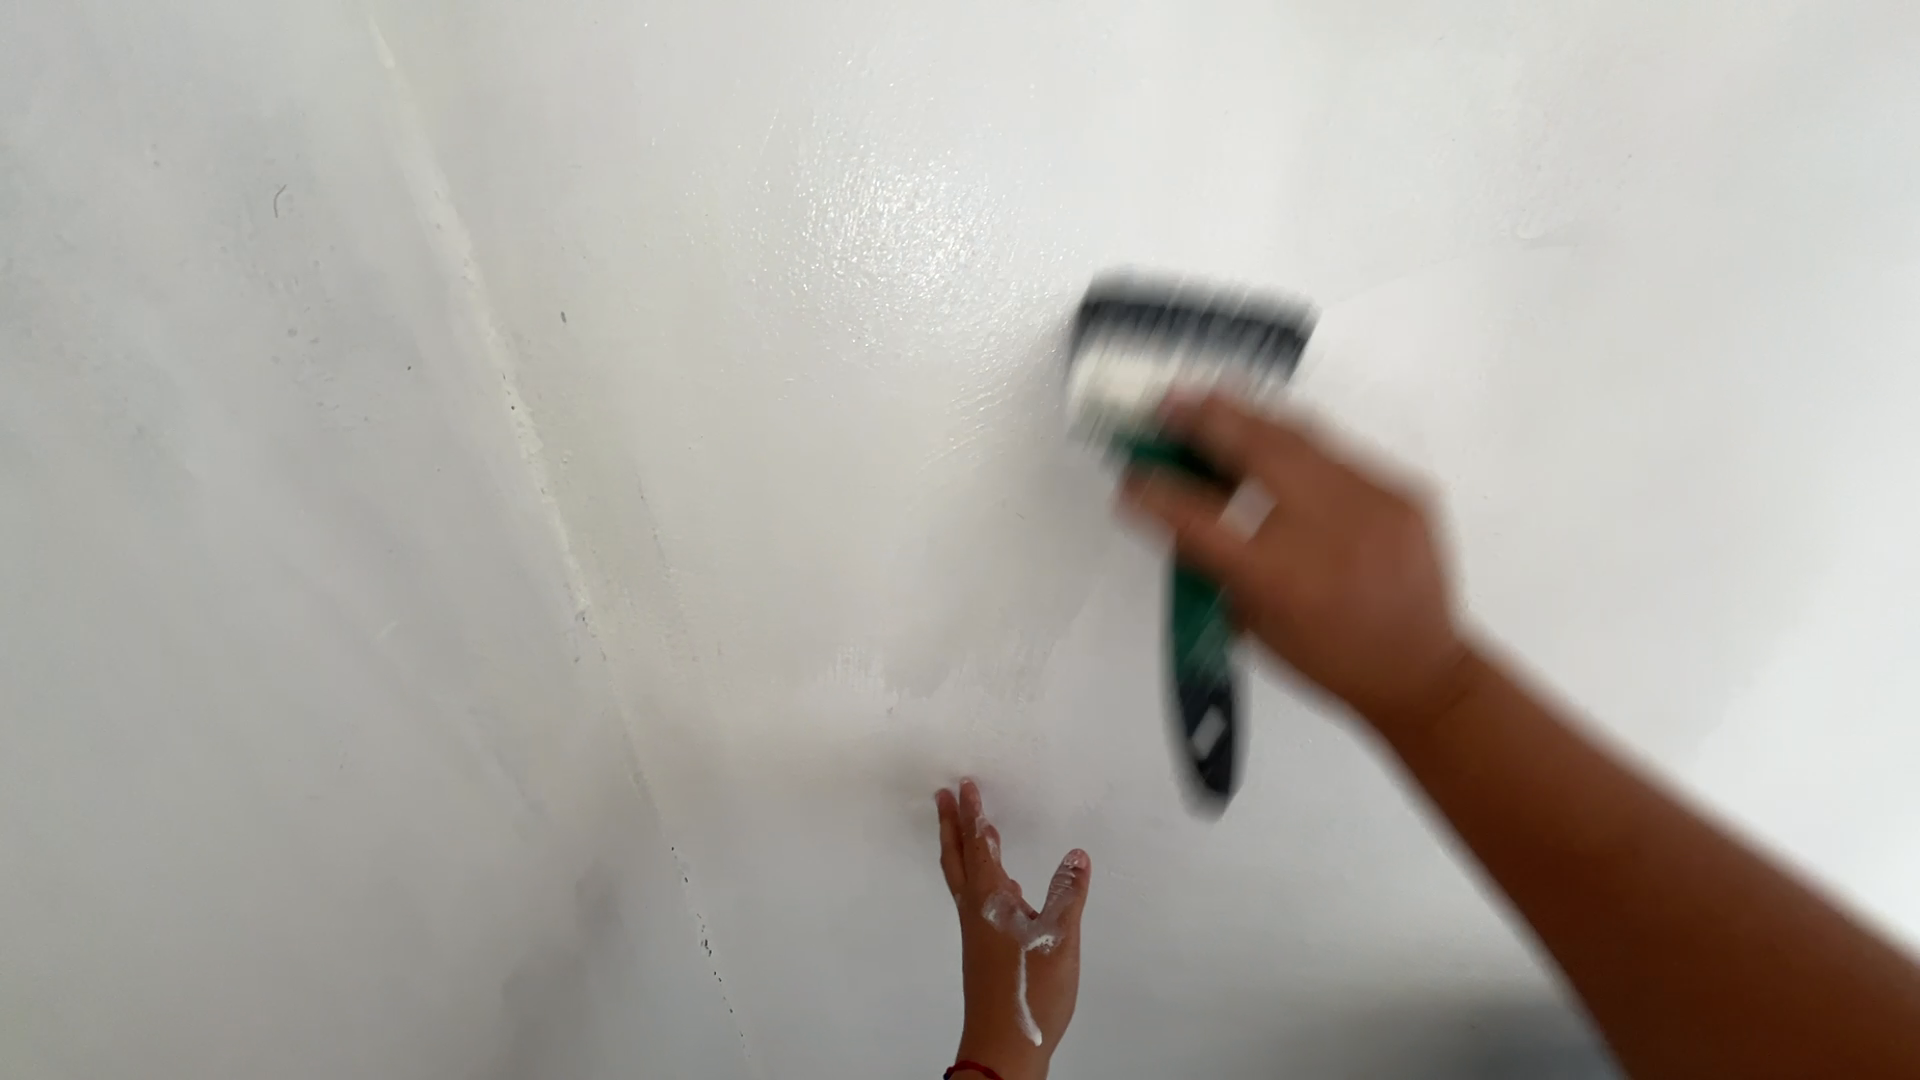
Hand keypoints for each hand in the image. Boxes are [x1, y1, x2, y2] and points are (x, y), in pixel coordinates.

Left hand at [935, 779, 1090, 1079]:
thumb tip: (1076, 855)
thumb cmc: (1030, 992)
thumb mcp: (1059, 941)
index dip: (974, 815)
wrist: (1003, 1048)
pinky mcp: (982, 946)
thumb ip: (1069, 895)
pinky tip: (1002, 884)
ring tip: (969, 827)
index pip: (980, 847)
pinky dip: (978, 874)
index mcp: (990, 901)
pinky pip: (974, 895)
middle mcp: (976, 909)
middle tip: (943, 796)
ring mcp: (976, 929)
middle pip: (958, 857)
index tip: (965, 786)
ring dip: (961, 846)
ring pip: (962, 876)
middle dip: (951, 824)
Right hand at [1119, 393, 1473, 729]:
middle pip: (1257, 452)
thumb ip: (1216, 563)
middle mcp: (1326, 530)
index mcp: (1279, 576)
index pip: (1200, 519)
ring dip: (1249, 415)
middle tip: (1171, 400)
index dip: (1158, 494)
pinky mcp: (1404, 492)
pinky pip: (1338, 455)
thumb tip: (1177, 509)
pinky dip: (1296, 444)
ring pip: (1301, 438)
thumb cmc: (1323, 657)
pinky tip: (1271, 436)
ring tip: (1212, 397)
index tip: (1130, 476)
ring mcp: (1372, 502)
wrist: (1422, 671)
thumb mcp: (1252, 622)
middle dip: (1208, 419)